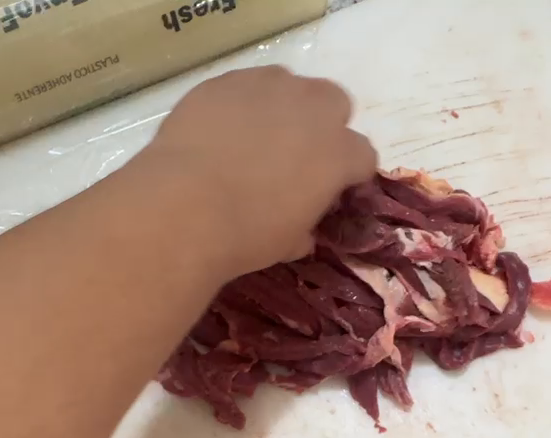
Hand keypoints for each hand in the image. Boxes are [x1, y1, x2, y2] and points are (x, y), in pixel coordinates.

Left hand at [132, 66, 378, 275]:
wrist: (186, 206)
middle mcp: (311, 109)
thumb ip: (306, 228)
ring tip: (258, 140)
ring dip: (284, 108)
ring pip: (290, 85)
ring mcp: (267, 87)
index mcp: (338, 154)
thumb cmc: (248, 234)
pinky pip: (245, 86)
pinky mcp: (226, 81)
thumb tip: (304, 232)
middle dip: (324, 126)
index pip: (364, 157)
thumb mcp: (288, 243)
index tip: (333, 192)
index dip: (350, 175)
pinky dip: (243, 105)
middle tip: (298, 158)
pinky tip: (223, 133)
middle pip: (335, 103)